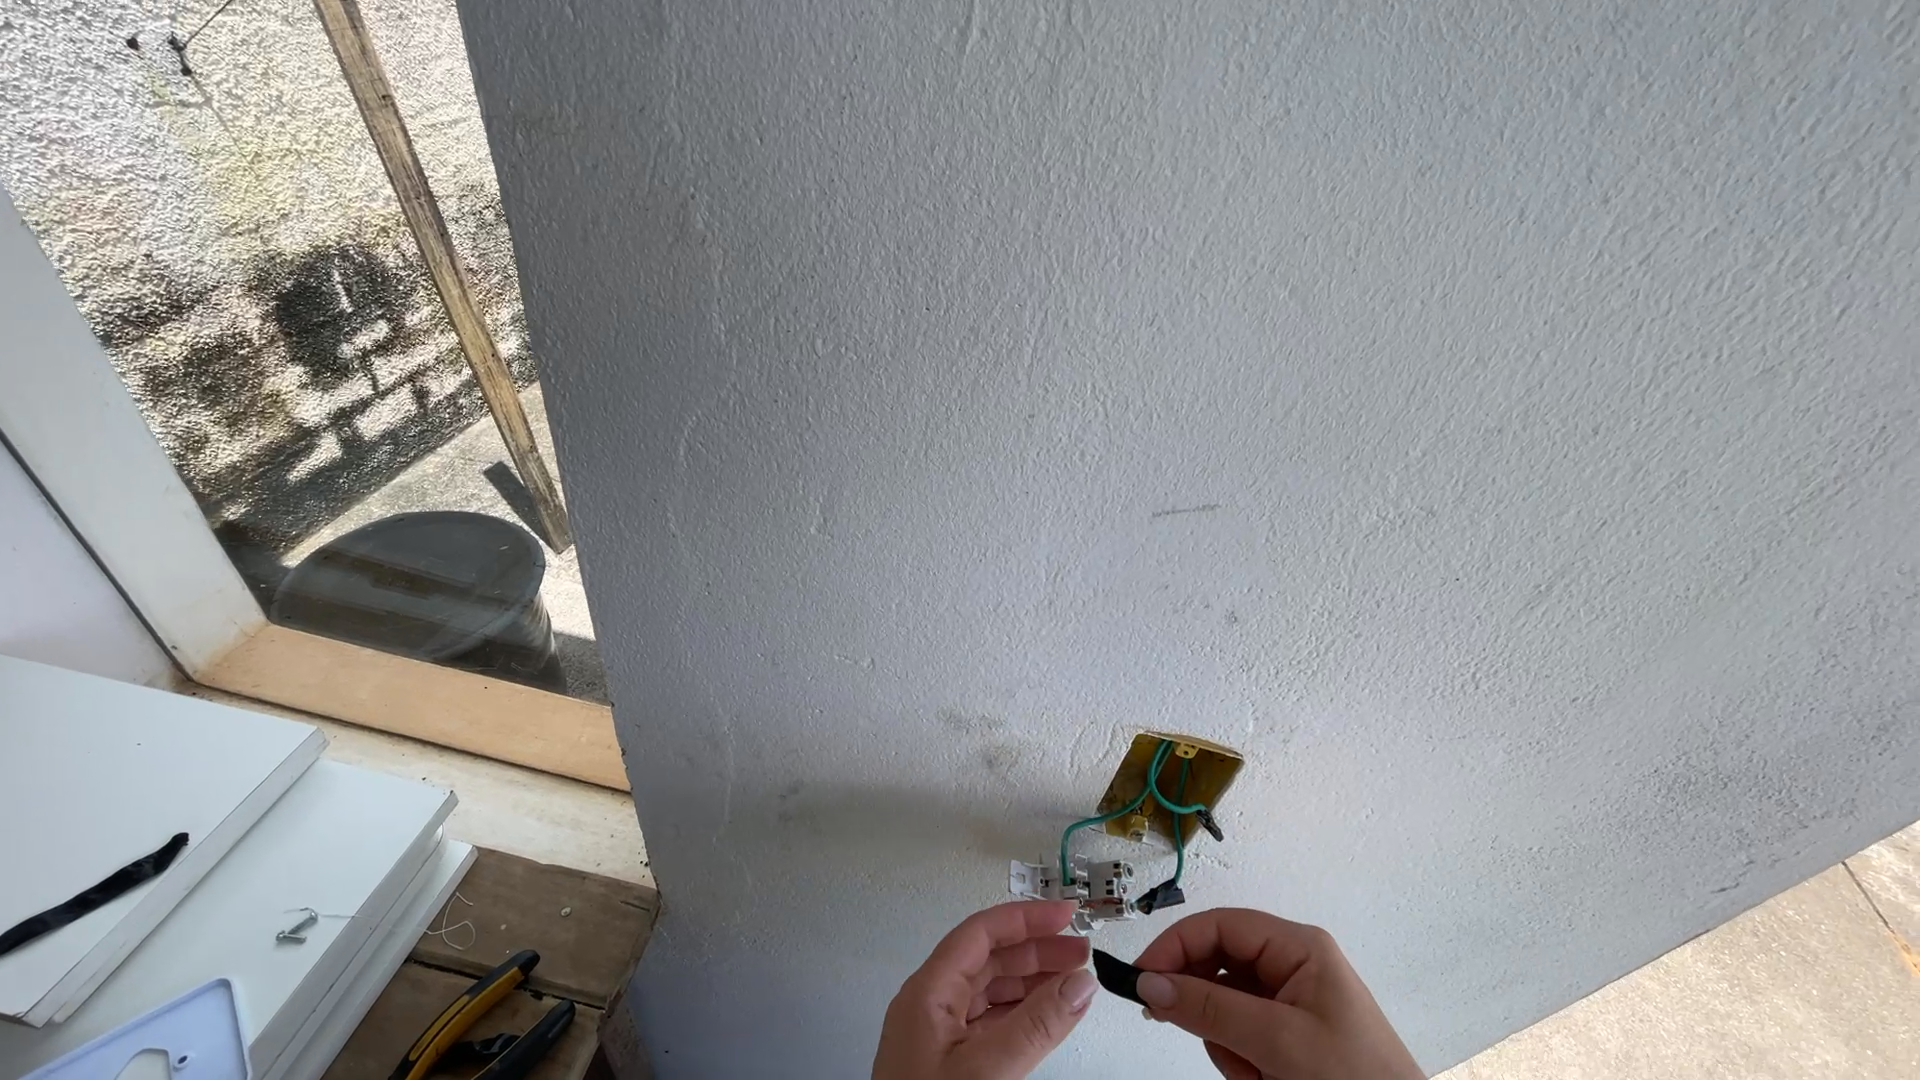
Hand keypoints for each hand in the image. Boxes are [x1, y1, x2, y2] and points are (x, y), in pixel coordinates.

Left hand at [873, 900, 1098, 1079]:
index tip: (1064, 914)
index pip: (980, 933)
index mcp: (927, 993)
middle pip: (987, 958)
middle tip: (1077, 949)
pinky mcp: (949, 1065)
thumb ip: (1036, 1025)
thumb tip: (1078, 983)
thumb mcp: (987, 1070)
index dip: (1024, 918)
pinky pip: (991, 1021)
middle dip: (1035, 948)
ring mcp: (938, 1037)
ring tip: (1071, 979)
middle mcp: (929, 1007)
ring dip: (1032, 979)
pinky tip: (1048, 1015)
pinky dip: (1023, 1012)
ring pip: (991, 990)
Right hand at [1132, 908, 1423, 1079]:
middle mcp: (1291, 964)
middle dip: (1205, 1006)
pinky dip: (1240, 1059)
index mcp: (1298, 946)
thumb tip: (1147, 983)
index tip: (1141, 980)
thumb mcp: (1278, 1043)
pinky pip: (1238, 1033)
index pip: (1217, 926)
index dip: (1174, 945)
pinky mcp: (1288, 1035)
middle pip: (1215, 964)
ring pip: (1222, 1004)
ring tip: (1256, 1076)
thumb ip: (1210, 1010)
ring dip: (1226, 1043)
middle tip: (1192, 1034)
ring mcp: (1289, 1001)